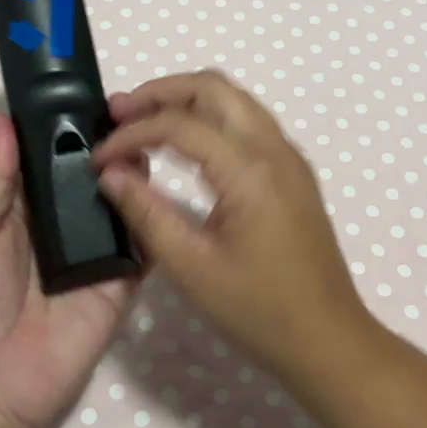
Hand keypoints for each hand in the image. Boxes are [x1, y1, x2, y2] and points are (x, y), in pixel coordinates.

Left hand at [0, 111, 138, 427]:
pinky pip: (142, 246)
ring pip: (121, 205)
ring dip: (134, 175)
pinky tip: (164, 190)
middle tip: (133, 111)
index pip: (49, 160)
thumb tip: (3, 118)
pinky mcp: (120, 281)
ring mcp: (94, 254)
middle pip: (90, 178)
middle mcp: (61, 226)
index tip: (90, 92)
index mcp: (20, 211)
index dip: (66, 129)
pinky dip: (154, 220)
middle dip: (108, 146)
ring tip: (151, 139)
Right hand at [92, 71, 372, 381]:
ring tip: (143, 120)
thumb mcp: (192, 267)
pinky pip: (249, 121)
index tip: (97, 160)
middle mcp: (274, 149)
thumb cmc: (259, 310)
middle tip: (118, 113)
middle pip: (213, 88)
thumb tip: (110, 174)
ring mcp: (289, 157)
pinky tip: (185, 144)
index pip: (178, 125)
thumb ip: (147, 214)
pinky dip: (211, 117)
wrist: (329, 339)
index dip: (130, 135)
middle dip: (160, 92)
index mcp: (250, 170)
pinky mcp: (293, 172)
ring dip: (187, 100)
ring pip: (234, 99)